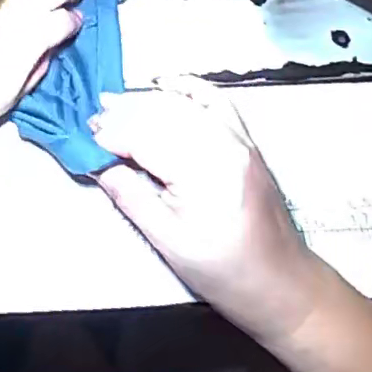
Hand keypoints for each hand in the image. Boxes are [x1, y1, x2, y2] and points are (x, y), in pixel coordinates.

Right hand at [92, 86, 334, 345]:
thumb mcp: (166, 241)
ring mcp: (237, 140)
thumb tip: (95, 160)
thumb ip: (128, 195)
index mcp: (202, 174)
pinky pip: (216, 100)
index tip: (87, 136)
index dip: (112, 134)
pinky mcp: (245, 141)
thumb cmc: (223, 272)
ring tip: (114, 104)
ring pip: (181, 105)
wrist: (284, 287)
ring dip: (144, 102)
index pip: (144, 138)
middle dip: (122, 114)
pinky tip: (165, 84)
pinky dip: (189, 88)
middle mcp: (222, 147)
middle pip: (160, 115)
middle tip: (93, 119)